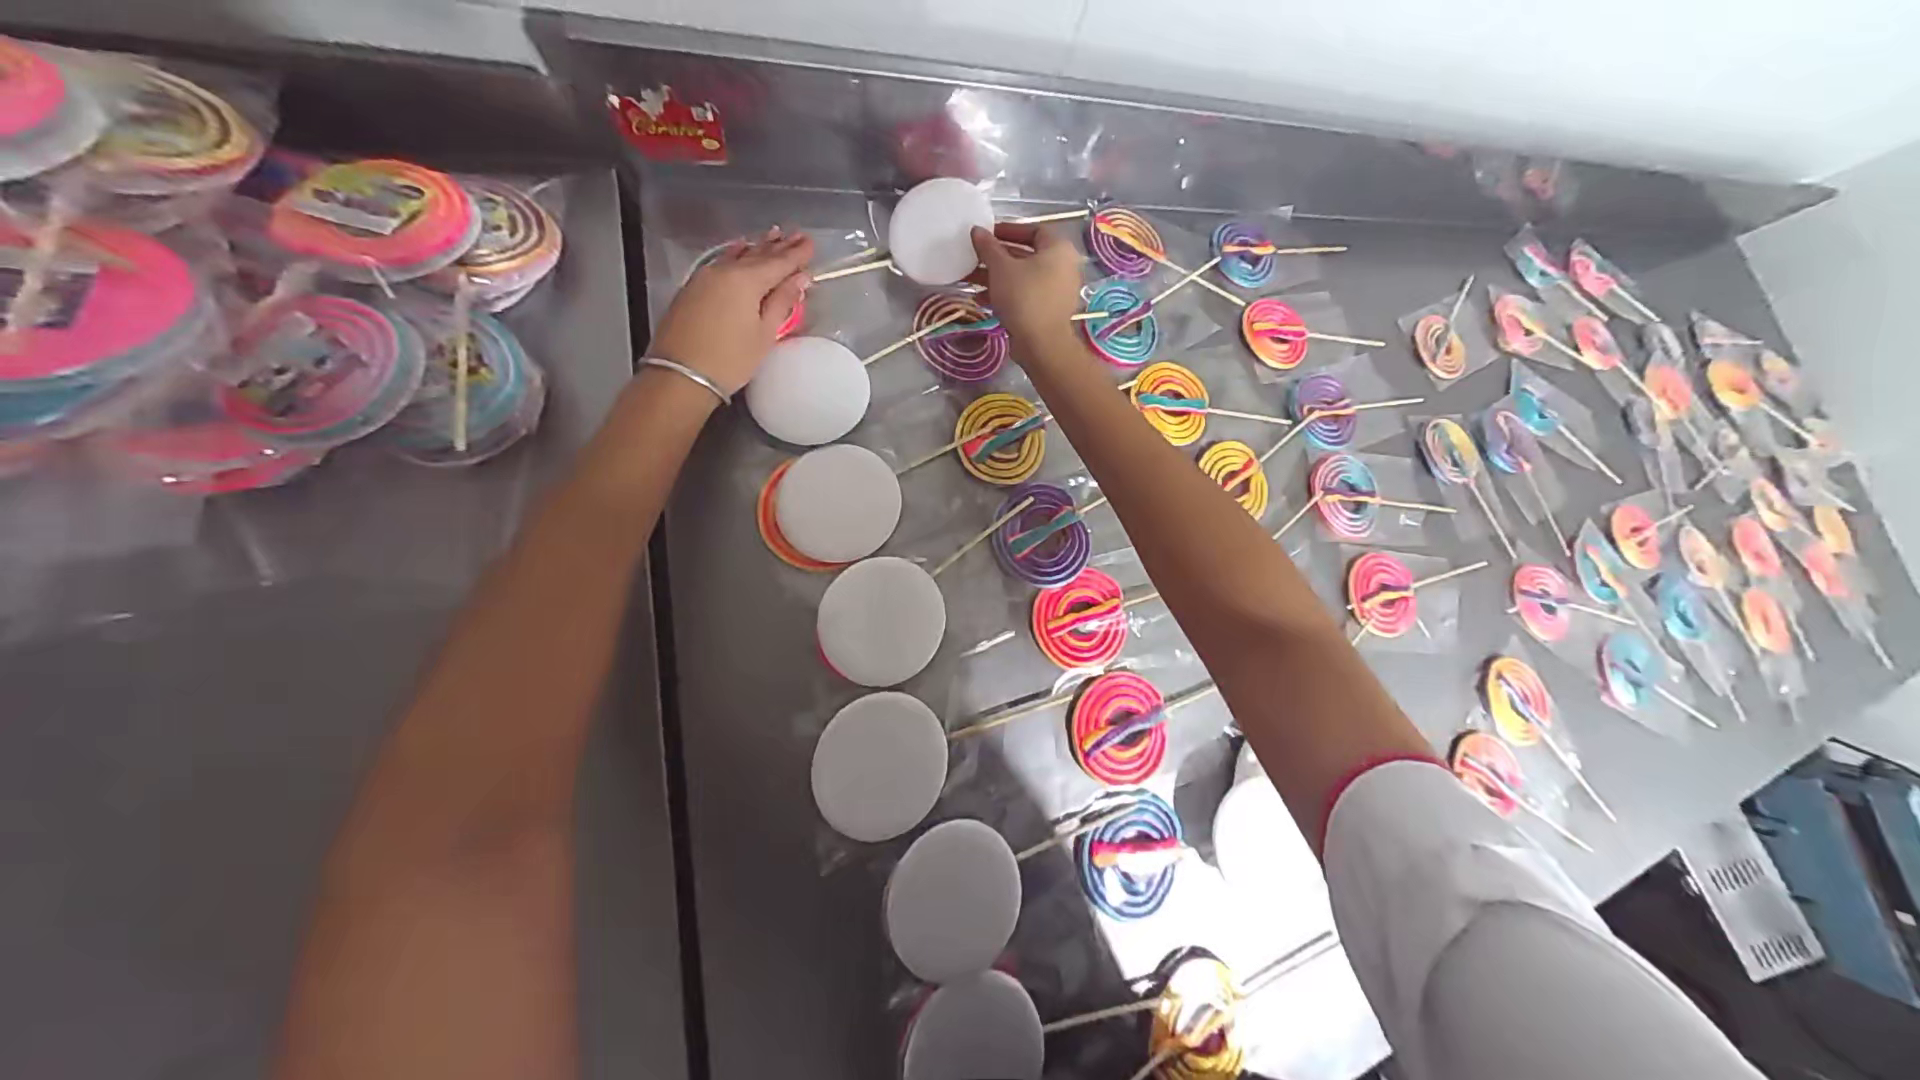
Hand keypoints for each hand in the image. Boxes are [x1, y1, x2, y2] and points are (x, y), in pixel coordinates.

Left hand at [650, 227, 813, 394]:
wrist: (680, 375)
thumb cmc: (730, 360)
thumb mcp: (764, 334)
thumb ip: (782, 302)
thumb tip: (799, 278)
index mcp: (746, 280)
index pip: (779, 262)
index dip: (797, 253)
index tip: (811, 243)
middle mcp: (725, 271)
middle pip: (758, 255)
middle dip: (779, 246)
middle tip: (797, 235)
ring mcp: (705, 277)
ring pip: (738, 256)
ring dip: (758, 247)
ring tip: (774, 236)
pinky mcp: (693, 288)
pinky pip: (722, 262)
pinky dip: (737, 254)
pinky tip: (741, 248)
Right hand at [969, 223, 1081, 358]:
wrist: (1041, 344)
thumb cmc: (1023, 297)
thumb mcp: (1001, 268)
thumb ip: (988, 247)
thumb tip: (976, 230)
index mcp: (1058, 249)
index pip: (1033, 230)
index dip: (1008, 230)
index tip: (986, 235)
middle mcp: (1063, 266)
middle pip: (1026, 255)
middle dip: (997, 257)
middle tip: (975, 257)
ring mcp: (1057, 290)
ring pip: (1023, 277)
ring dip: (996, 276)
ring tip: (970, 278)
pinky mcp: (1048, 310)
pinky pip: (1026, 294)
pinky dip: (1006, 293)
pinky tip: (982, 299)